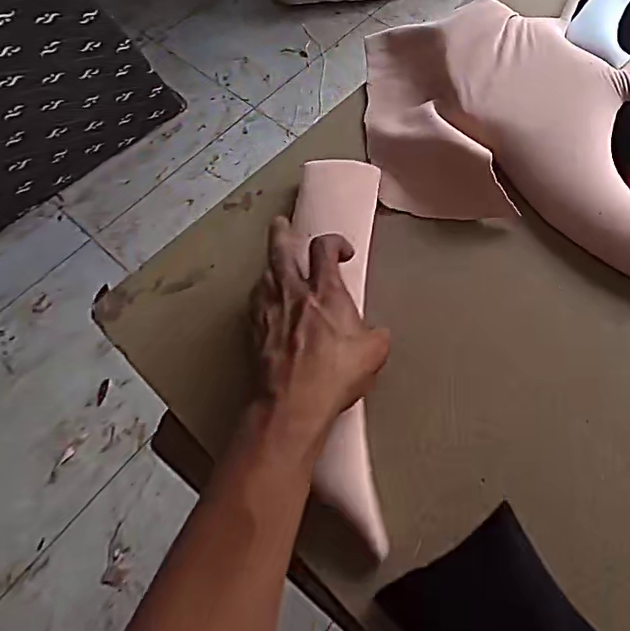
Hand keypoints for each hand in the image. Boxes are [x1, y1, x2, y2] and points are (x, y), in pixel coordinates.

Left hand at [249, 217, 389, 444]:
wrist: (290, 405)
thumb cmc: (331, 377)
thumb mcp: (374, 353)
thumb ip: (376, 335)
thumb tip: (377, 334)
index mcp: (326, 293)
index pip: (324, 248)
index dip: (334, 242)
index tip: (342, 252)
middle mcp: (293, 294)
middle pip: (281, 250)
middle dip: (281, 233)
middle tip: (281, 224)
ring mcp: (268, 311)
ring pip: (263, 274)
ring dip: (270, 266)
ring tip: (273, 264)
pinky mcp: (252, 332)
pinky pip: (253, 302)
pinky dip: (259, 295)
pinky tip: (262, 300)